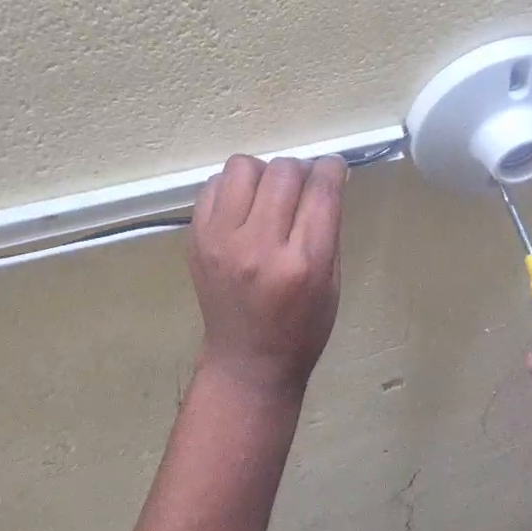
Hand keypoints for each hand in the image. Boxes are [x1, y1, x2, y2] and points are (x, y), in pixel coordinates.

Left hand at [188, 154, 347, 399]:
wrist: (247, 363)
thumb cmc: (302, 328)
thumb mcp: (332, 281)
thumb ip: (329, 227)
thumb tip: (326, 178)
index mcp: (303, 263)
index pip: (321, 189)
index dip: (332, 169)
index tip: (334, 168)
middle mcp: (259, 246)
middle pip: (284, 172)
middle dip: (303, 170)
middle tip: (305, 187)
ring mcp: (221, 241)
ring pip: (244, 167)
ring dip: (264, 173)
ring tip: (270, 194)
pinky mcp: (196, 239)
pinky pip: (213, 185)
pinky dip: (234, 187)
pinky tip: (244, 207)